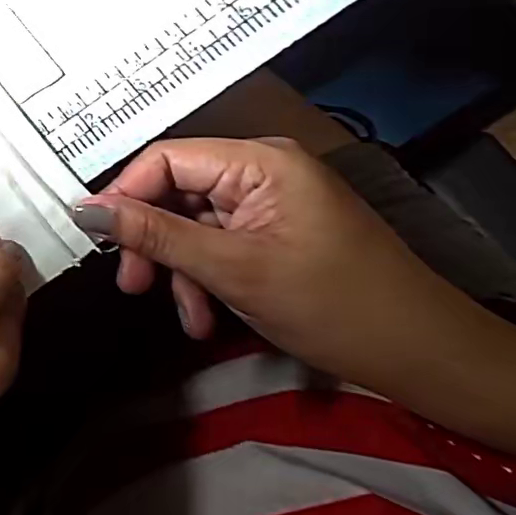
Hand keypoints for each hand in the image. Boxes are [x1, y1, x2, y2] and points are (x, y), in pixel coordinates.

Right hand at [79, 137, 515, 454]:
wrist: (425, 355)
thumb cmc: (336, 306)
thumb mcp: (234, 270)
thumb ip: (157, 235)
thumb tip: (89, 209)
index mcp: (259, 159)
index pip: (167, 158)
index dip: (125, 195)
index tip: (97, 239)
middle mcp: (263, 169)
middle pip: (180, 191)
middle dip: (156, 242)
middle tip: (136, 287)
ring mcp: (272, 200)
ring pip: (197, 224)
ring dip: (184, 270)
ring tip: (192, 318)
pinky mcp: (278, 229)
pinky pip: (223, 242)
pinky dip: (209, 276)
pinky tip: (211, 316)